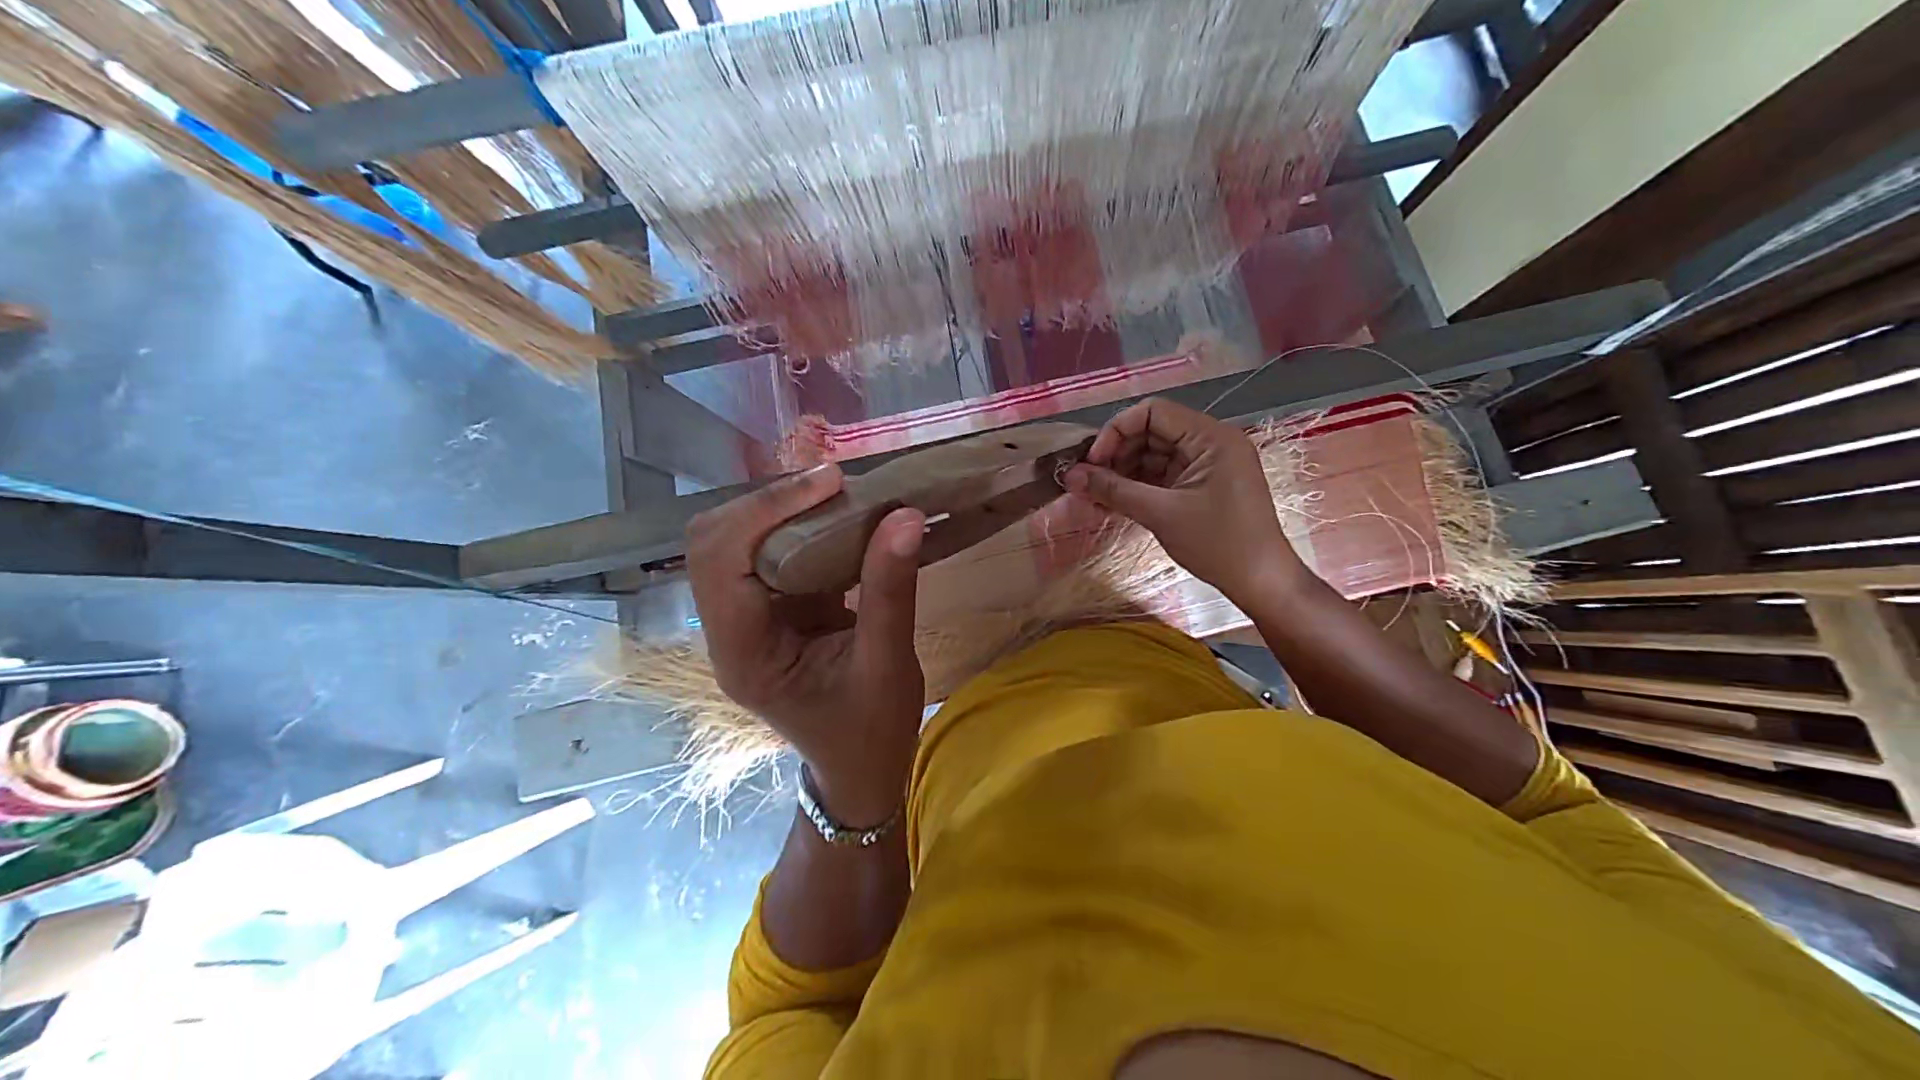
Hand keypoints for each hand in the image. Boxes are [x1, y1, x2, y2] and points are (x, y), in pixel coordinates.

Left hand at [686, 466, 926, 824]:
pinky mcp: (768, 610)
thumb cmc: (871, 731)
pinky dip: (798, 526)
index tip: (830, 483)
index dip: (766, 510)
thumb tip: (905, 515)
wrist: (860, 769)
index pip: (721, 560)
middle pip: (713, 542)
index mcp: (742, 653)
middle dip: (767, 503)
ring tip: (838, 493)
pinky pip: (766, 552)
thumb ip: (890, 591)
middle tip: (833, 486)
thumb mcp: (888, 665)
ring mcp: (744, 619)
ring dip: (780, 510)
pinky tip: (837, 516)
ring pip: (735, 540)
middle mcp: (728, 631)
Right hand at [1065, 398, 1307, 605]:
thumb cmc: (1218, 544)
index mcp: (1211, 437)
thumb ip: (1113, 490)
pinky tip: (1115, 501)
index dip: (1116, 432)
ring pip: (1154, 454)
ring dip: (1124, 471)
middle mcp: (1211, 442)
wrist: (1261, 581)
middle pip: (1151, 431)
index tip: (1093, 463)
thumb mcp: (1161, 514)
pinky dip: (1139, 485)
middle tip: (1089, 483)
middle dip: (1117, 454)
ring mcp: (1209, 464)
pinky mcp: (1204, 484)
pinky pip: (1164, 474)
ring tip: (1096, 496)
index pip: (1152, 412)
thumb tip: (1071, 476)